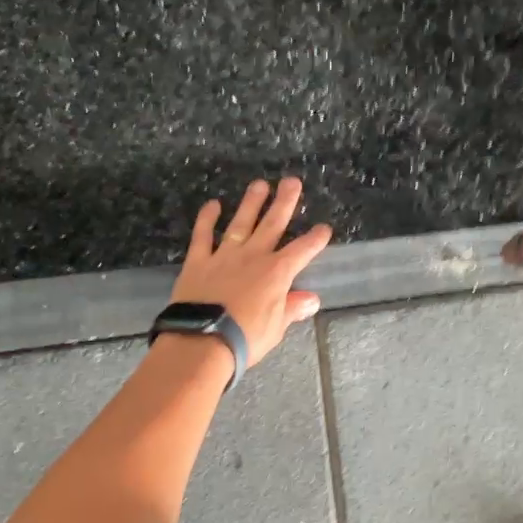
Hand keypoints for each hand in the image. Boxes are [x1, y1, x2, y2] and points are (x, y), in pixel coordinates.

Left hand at [170, 178, 332, 365]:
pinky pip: (203, 235)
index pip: (302, 251)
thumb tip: (311, 300)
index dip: (315, 239)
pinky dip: (207, 219)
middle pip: (272, 224)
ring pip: (241, 223)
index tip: (324, 228)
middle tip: (291, 181)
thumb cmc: (246, 338)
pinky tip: (213, 205)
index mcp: (277, 273)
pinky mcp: (198, 261)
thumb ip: (291, 308)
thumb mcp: (276, 327)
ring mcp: (224, 256)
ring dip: (251, 203)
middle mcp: (253, 256)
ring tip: (259, 184)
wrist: (203, 340)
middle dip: (284, 202)